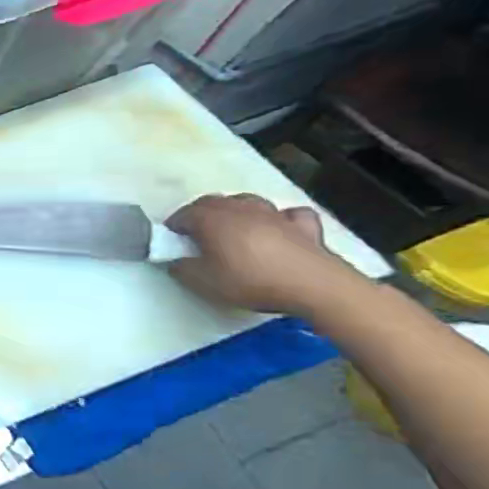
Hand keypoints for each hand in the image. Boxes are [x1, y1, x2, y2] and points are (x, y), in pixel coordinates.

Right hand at [166, 193, 360, 313]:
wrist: (315, 287)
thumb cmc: (251, 281)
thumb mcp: (203, 282)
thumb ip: (181, 268)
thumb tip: (174, 261)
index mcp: (211, 219)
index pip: (183, 214)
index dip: (175, 227)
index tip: (173, 241)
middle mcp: (240, 209)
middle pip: (213, 202)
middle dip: (201, 214)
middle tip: (199, 234)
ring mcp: (275, 215)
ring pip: (248, 201)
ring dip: (238, 210)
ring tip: (236, 228)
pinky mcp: (305, 227)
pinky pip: (290, 215)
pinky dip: (283, 218)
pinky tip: (281, 228)